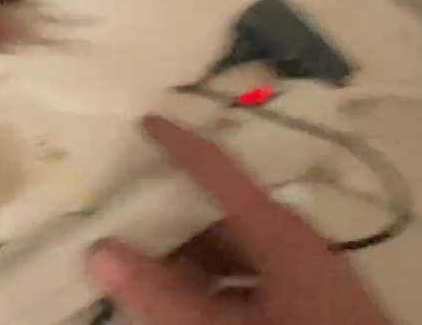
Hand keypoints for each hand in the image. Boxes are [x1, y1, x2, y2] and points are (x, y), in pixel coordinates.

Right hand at [86, 116, 394, 324]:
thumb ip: (161, 291)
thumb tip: (96, 249)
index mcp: (280, 229)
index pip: (217, 165)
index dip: (178, 141)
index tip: (144, 117)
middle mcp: (299, 243)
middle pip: (225, 212)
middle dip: (175, 215)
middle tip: (127, 215)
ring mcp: (316, 280)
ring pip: (242, 252)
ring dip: (197, 258)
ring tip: (153, 271)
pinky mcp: (324, 312)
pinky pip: (260, 282)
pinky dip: (222, 284)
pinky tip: (196, 306)